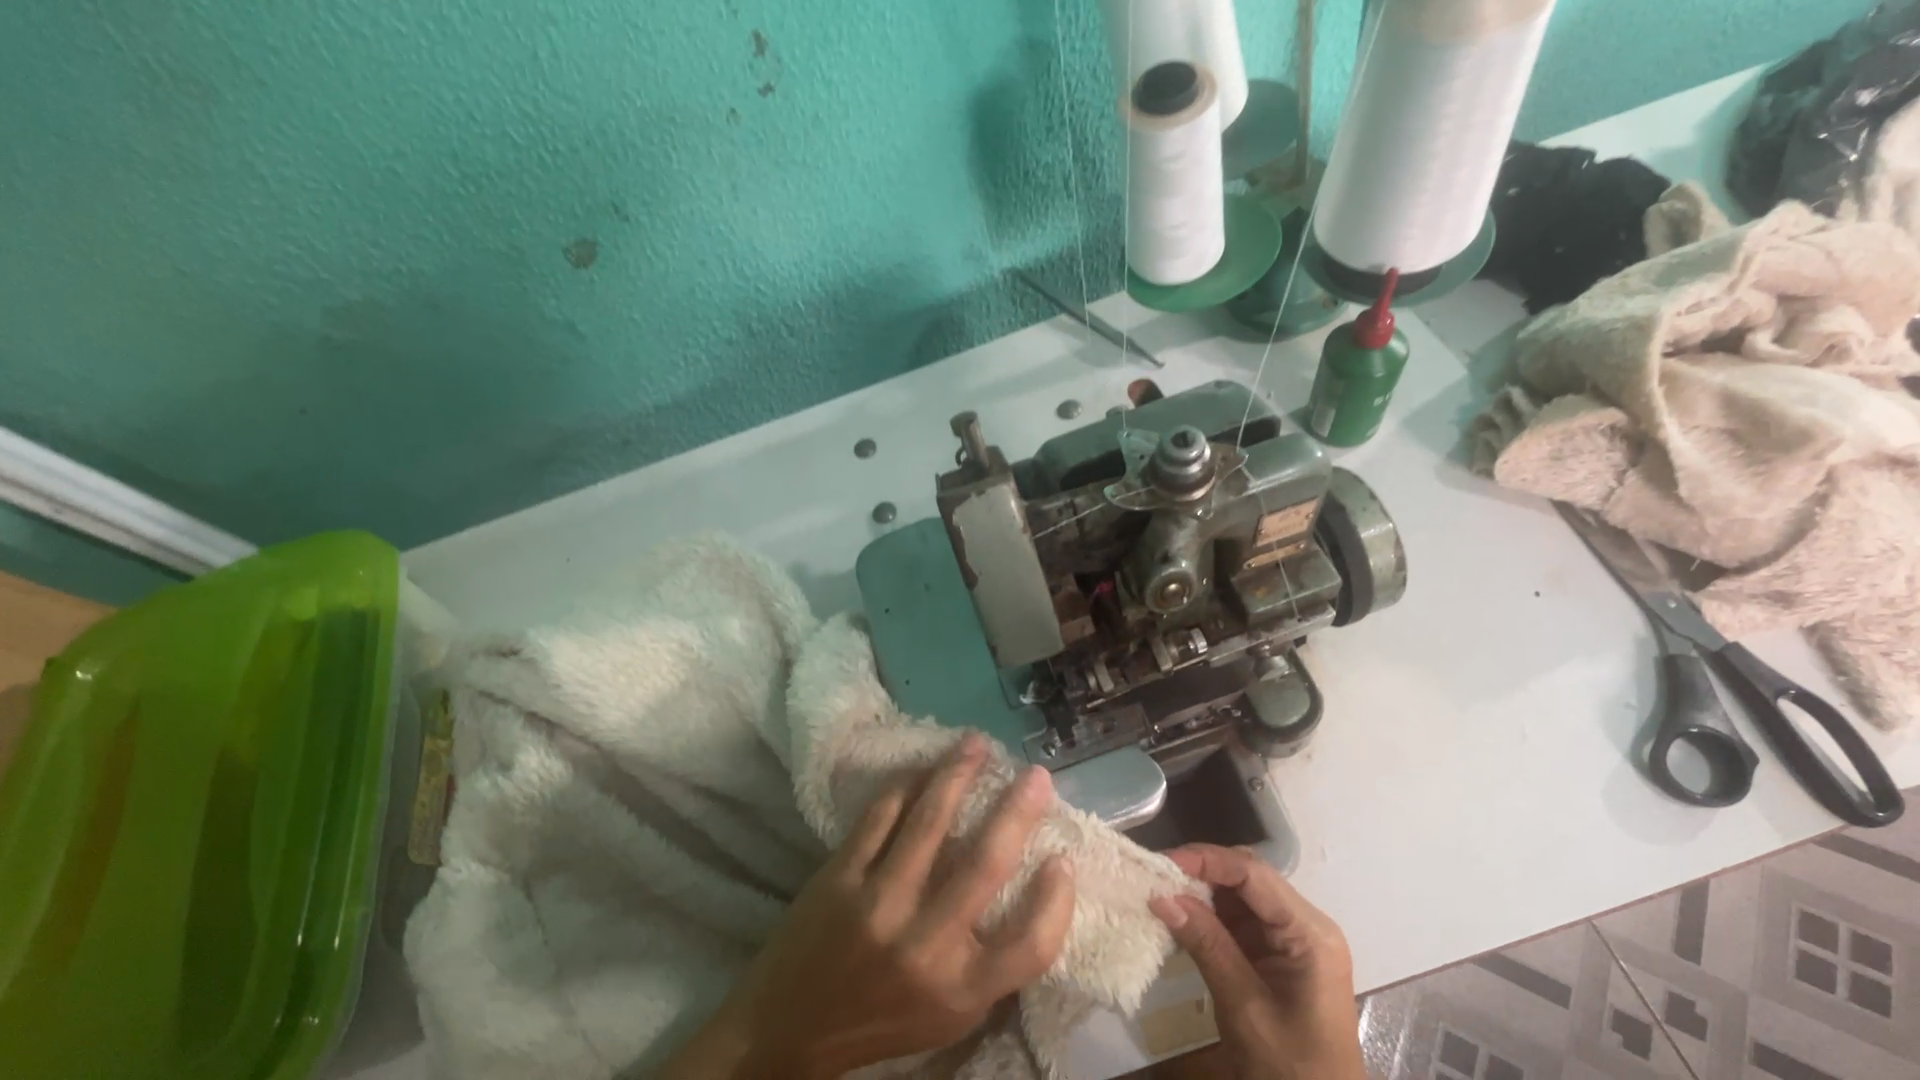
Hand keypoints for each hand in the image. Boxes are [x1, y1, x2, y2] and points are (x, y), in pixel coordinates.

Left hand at [660, 733, 1075, 1079]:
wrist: (789, 1024)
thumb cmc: (883, 1018)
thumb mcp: (952, 1014)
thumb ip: (993, 965)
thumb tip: (1035, 890)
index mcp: (961, 989)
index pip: (1032, 943)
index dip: (1057, 899)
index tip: (1063, 858)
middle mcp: (924, 947)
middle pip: (986, 865)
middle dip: (1018, 810)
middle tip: (1037, 774)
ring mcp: (877, 906)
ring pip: (929, 823)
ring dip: (958, 775)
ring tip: (977, 744)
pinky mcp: (838, 878)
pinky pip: (880, 817)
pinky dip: (906, 786)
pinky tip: (923, 768)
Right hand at [1148, 844, 1363, 1079]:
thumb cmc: (1290, 1065)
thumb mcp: (1245, 1007)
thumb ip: (1207, 945)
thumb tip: (1162, 897)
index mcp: (1309, 933)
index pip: (1254, 874)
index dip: (1207, 860)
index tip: (1161, 864)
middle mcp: (1306, 925)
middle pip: (1250, 877)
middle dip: (1202, 870)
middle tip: (1156, 877)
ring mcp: (1293, 939)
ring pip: (1242, 894)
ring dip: (1202, 890)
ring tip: (1161, 892)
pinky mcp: (1278, 954)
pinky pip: (1241, 919)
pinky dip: (1209, 915)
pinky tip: (1181, 917)